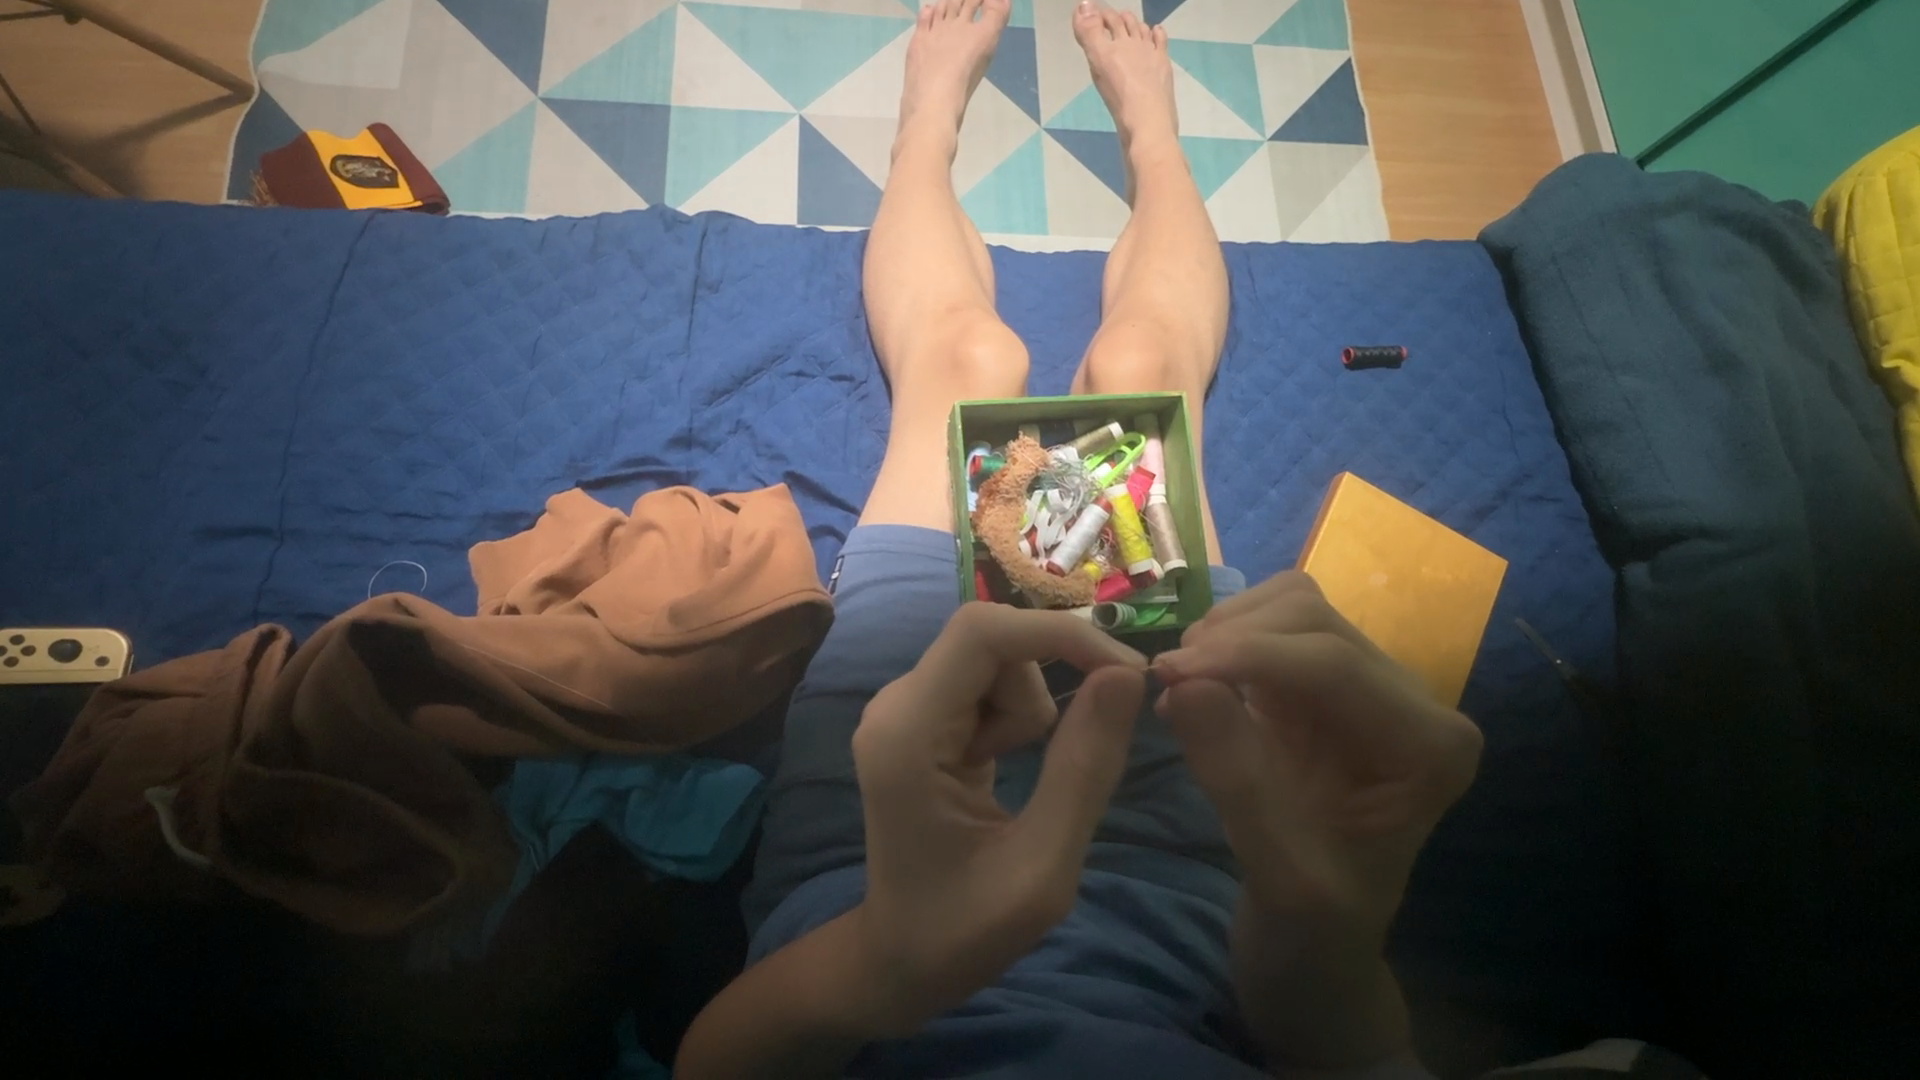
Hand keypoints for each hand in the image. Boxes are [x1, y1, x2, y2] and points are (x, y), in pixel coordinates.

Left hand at [850, 602, 1147, 1033]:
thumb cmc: (964, 931)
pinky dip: (1014, 717)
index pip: (982, 633)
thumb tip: (1126, 675)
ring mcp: (903, 706)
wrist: (900, 956)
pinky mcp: (919, 714)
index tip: (1125, 672)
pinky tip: (999, 765)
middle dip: (1046, 686)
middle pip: (992, 642)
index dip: (1059, 634)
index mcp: (908, 733)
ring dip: (1029, 711)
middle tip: (1072, 752)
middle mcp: (896, 703)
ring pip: (996, 661)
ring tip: (1015, 779)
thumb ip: (1085, 767)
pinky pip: (986, 683)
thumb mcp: (1043, 868)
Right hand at [1153, 571, 1481, 940]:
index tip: (1167, 674)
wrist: (1314, 938)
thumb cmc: (1311, 923)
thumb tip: (1182, 683)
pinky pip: (1265, 627)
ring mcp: (1361, 684)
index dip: (1243, 655)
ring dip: (1222, 632)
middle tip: (1168, 680)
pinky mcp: (1316, 683)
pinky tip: (1191, 686)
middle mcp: (1406, 698)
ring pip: (1287, 606)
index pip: (1330, 661)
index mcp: (1426, 745)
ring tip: (1180, 684)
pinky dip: (1218, 642)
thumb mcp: (1276, 871)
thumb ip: (1235, 777)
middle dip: (1231, 638)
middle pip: (1309, 616)